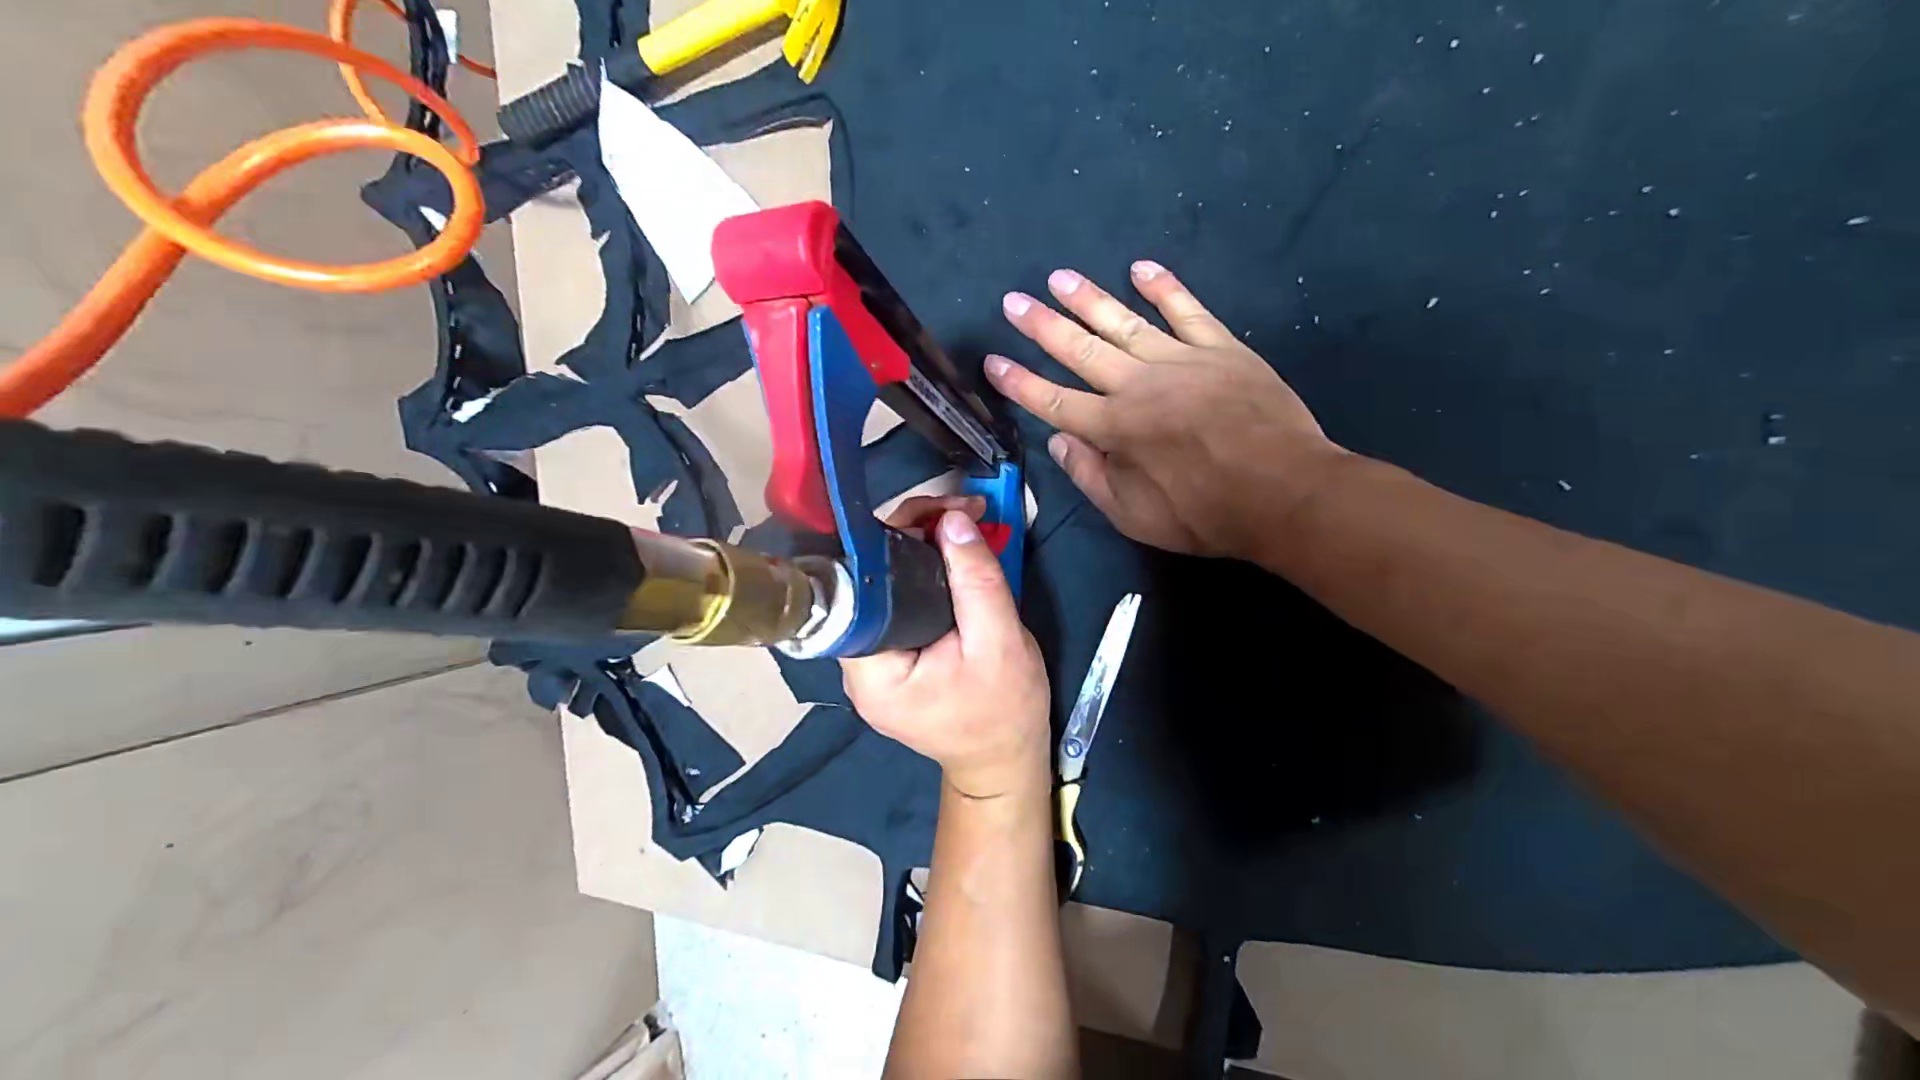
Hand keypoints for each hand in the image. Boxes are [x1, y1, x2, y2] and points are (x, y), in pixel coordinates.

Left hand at [841, 496, 1051, 799]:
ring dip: (922, 548)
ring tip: (961, 524)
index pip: (862, 585)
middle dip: (913, 535)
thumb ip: (976, 580)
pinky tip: (952, 552)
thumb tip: (951, 519)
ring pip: (887, 587)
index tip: (935, 513)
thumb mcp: (1001, 642)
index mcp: (871, 670)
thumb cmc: (1004, 711)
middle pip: (872, 580)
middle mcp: (856, 665)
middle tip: (961, 513)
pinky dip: (926, 573)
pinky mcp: (890, 657)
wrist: (1005, 759)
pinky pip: (900, 603)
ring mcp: (871, 663)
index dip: (892, 537)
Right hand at [987, 261, 1351, 560]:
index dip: (1020, 382)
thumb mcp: (1134, 515)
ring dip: (1088, 299)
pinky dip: (1164, 287)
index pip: (1053, 401)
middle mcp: (1138, 385)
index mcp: (1114, 429)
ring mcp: (1181, 361)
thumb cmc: (1204, 513)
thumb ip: (1090, 477)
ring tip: (1058, 277)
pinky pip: (1187, 310)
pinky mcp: (1221, 349)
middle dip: (1042, 326)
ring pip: (1124, 321)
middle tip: (1013, 301)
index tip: (993, 361)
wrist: (1285, 493)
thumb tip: (1058, 441)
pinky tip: (1140, 268)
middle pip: (1080, 350)